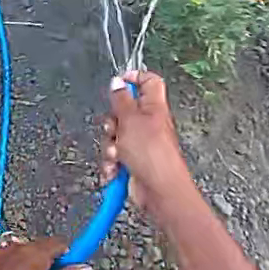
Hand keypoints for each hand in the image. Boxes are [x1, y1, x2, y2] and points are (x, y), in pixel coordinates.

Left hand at [0, 237, 92, 269]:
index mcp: (36, 253)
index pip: (60, 244)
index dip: (69, 257)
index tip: (73, 268)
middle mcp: (18, 248)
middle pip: (40, 249)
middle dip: (48, 265)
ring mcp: (0, 254)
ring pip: (22, 256)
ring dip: (28, 268)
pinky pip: (5, 263)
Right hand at [102, 70, 198, 224]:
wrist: (158, 191)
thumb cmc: (152, 155)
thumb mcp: (131, 120)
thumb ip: (121, 99)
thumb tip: (117, 81)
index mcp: (154, 107)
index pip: (148, 81)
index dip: (133, 78)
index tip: (118, 84)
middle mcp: (148, 123)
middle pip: (123, 110)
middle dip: (112, 122)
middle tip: (115, 129)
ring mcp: (140, 142)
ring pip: (115, 134)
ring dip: (110, 146)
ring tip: (117, 155)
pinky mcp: (132, 160)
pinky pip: (114, 154)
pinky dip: (111, 162)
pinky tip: (115, 170)